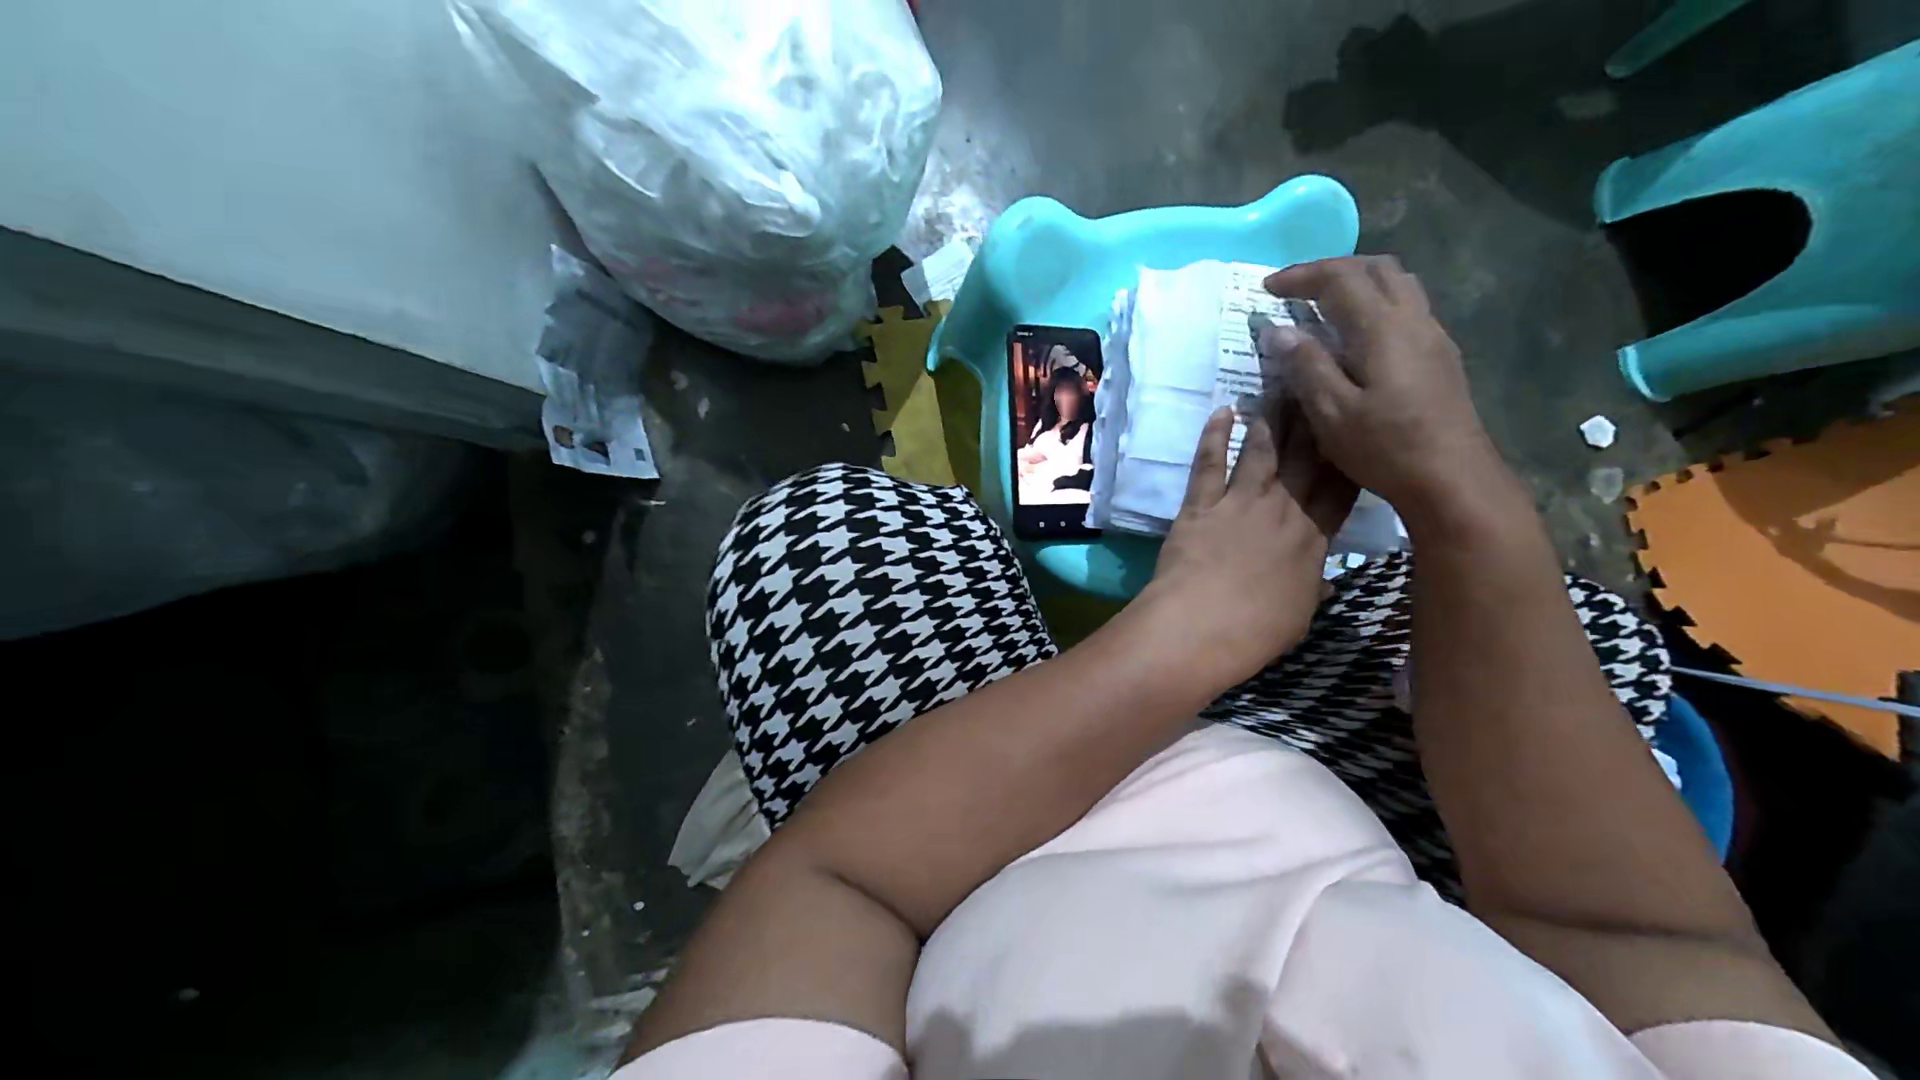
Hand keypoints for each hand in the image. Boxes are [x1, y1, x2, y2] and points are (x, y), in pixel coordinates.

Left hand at [1136, 405, 1356, 690]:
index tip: (1358, 427)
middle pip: (1306, 459)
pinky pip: (1210, 463)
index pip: (1341, 490)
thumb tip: (1325, 580)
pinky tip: (1223, 411)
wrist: (1202, 627)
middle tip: (1323, 386)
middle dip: (1317, 422)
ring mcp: (1240, 504)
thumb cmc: (1256, 631)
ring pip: (1262, 452)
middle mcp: (1283, 511)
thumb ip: (1311, 586)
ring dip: (1273, 418)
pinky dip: (1215, 436)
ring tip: (1282, 386)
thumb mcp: (1300, 614)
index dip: (1350, 457)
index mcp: (1313, 540)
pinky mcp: (1200, 504)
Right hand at [1260, 257, 1511, 529]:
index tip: (1267, 287)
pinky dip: (1375, 303)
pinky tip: (1356, 335)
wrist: (1452, 478)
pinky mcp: (1440, 356)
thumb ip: (1306, 366)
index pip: (1339, 279)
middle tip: (1296, 289)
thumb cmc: (1386, 448)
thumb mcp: (1331, 412)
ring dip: (1358, 282)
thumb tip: (1280, 330)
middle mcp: (1413, 320)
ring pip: (1398, 284)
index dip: (1301, 276)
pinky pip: (1406, 308)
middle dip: (1331, 270)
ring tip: (1325, 304)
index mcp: (1382, 329)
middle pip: (1375, 268)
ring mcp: (1433, 336)